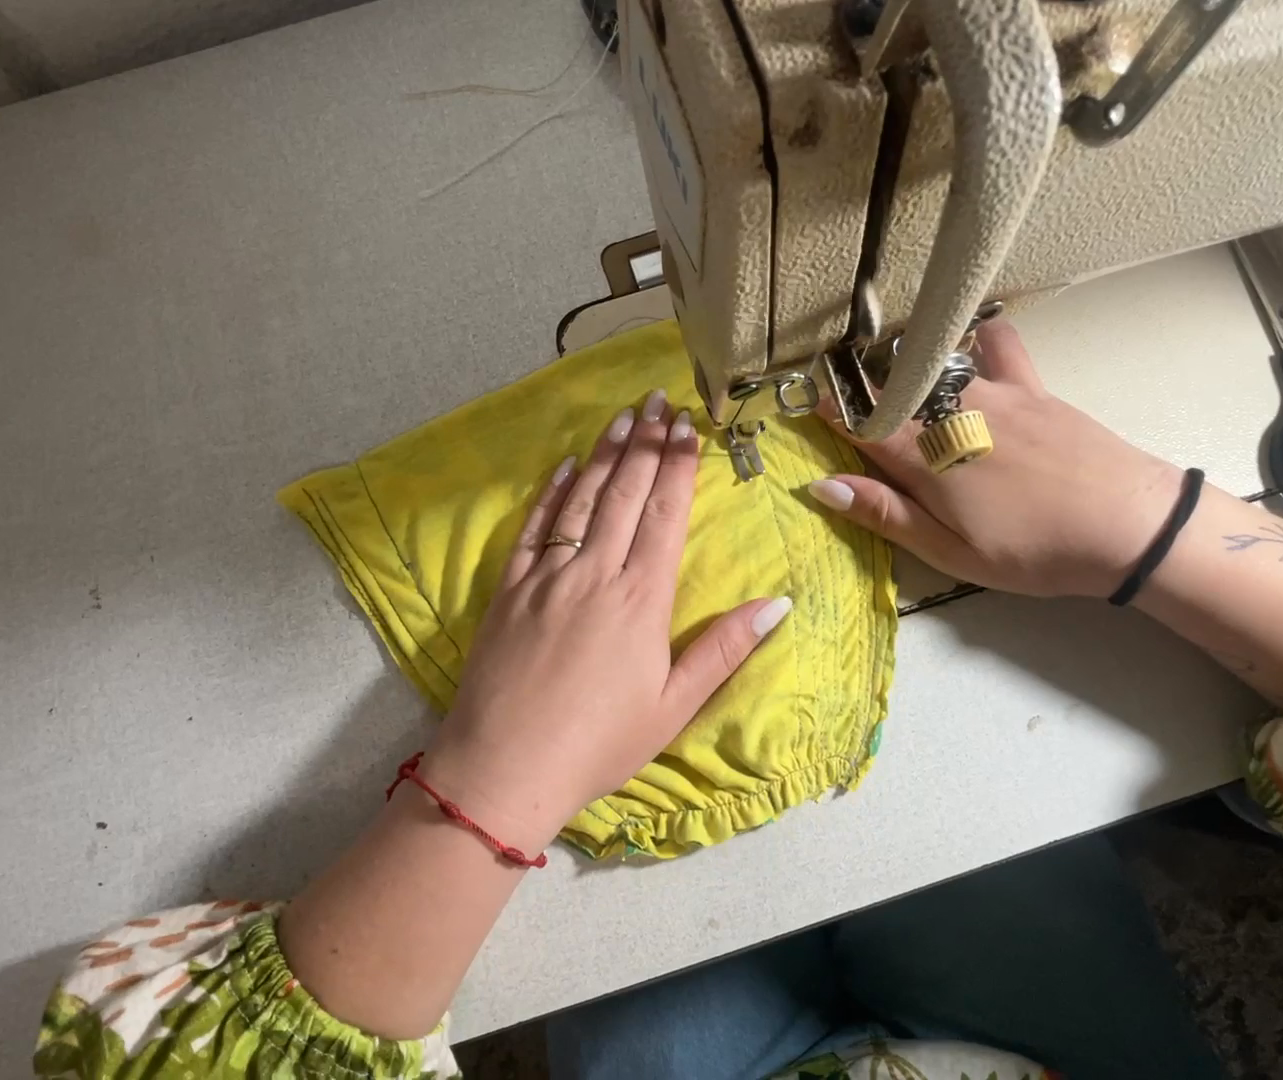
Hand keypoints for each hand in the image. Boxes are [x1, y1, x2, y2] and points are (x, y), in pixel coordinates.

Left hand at [420, 390, 790, 848]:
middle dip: (645, 444)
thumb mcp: (674, 706)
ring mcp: (546, 576)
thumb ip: (723, 649)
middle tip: (658, 400)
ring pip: (580, 500)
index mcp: (641, 599)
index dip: (677, 466)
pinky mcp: (508, 589)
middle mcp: (594, 573)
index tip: (687, 425)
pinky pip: (532, 527)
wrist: (504, 767)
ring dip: (604, 455)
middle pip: (624, 494)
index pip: (664, 515)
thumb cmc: (599, 743)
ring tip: (622, 417)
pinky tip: (564, 467)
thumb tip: (779, 603)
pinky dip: (550, 492)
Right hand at [811, 319, 1181, 597]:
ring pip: (931, 365)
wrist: (1129, 526)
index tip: (807, 403)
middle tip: (851, 402)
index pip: (858, 422)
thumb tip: (822, 485)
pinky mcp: (1032, 387)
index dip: (827, 410)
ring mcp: (993, 393)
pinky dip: (976, 340)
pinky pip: (997, 345)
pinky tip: (969, 348)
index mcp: (924, 458)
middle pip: (890, 388)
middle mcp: (951, 413)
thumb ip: (886, 514)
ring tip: (896, 382)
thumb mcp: (951, 551)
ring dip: (905, 371)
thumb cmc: (1032, 551)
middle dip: (861, 391)